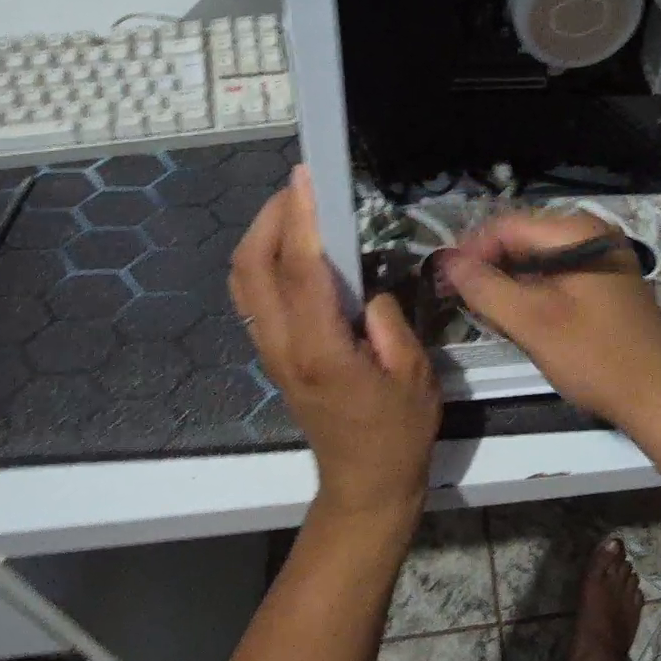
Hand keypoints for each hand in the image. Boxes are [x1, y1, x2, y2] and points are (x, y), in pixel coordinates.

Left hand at [230, 166, 441, 515]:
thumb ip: (389, 323)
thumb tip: (365, 291)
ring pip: (244, 281)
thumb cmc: (397, 433)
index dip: (301, 219)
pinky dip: (263, 261)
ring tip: (295, 210)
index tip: (305, 178)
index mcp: (321, 350)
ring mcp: (271, 352)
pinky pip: (254, 297)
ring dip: (261, 236)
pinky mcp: (273, 356)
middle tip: (300, 187)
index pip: (301, 270)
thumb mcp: (415, 376)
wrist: (364, 482)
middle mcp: (283, 346)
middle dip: (268, 218)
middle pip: (251, 267)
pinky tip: (292, 250)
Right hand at [442, 212, 660, 430]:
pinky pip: (557, 278)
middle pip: (522, 240)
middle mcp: (592, 236)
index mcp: (577, 232)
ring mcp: (601, 261)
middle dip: (489, 269)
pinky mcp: (605, 286)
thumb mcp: (533, 323)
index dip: (470, 251)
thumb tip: (446, 261)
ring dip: (509, 285)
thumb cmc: (596, 357)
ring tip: (488, 316)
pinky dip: (533, 295)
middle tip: (461, 302)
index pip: (506, 225)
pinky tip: (519, 321)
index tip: (444, 283)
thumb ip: (485, 288)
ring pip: (537, 261)